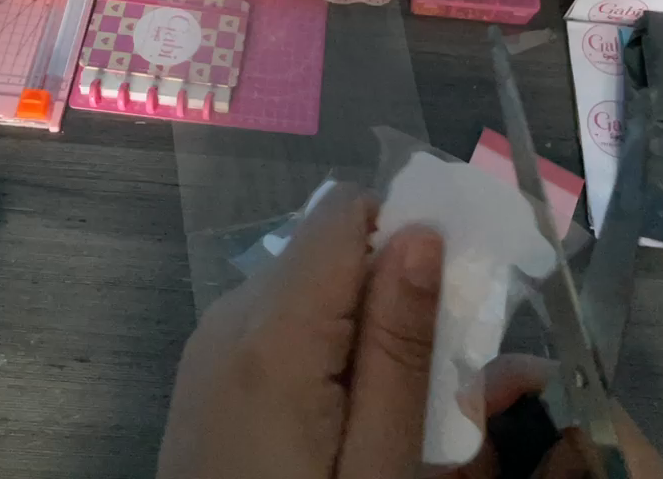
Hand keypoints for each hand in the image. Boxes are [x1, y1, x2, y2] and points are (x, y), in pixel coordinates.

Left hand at [156, 184, 445, 478]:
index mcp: (272, 329)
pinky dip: (330, 347)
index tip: (451, 294)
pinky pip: (282, 324)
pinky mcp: (210, 369)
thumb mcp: (379, 469)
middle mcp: (232, 312)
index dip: (404, 233)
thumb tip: (421, 232)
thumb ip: (399, 345)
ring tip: (417, 402)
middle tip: (452, 368)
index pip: (345, 210)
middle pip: (331, 249)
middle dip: (397, 289)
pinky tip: (359, 410)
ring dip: (370, 324)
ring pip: (311, 287)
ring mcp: (213, 340)